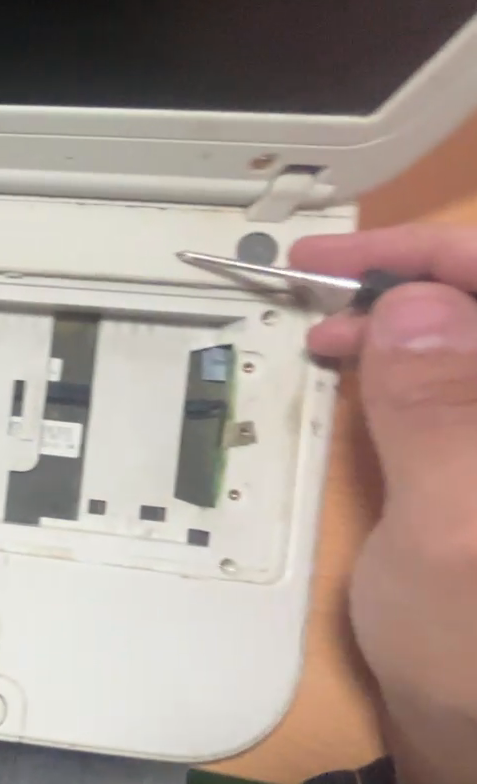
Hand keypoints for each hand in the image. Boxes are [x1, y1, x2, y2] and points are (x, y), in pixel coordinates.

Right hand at [294, 226, 476, 783]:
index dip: (445, 256)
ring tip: (332, 335)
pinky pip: (465, 388)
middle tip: (321, 298)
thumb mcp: (457, 528)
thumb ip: (442, 412)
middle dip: (425, 286)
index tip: (338, 257)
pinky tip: (370, 375)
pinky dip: (416, 364)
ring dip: (417, 323)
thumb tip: (413, 309)